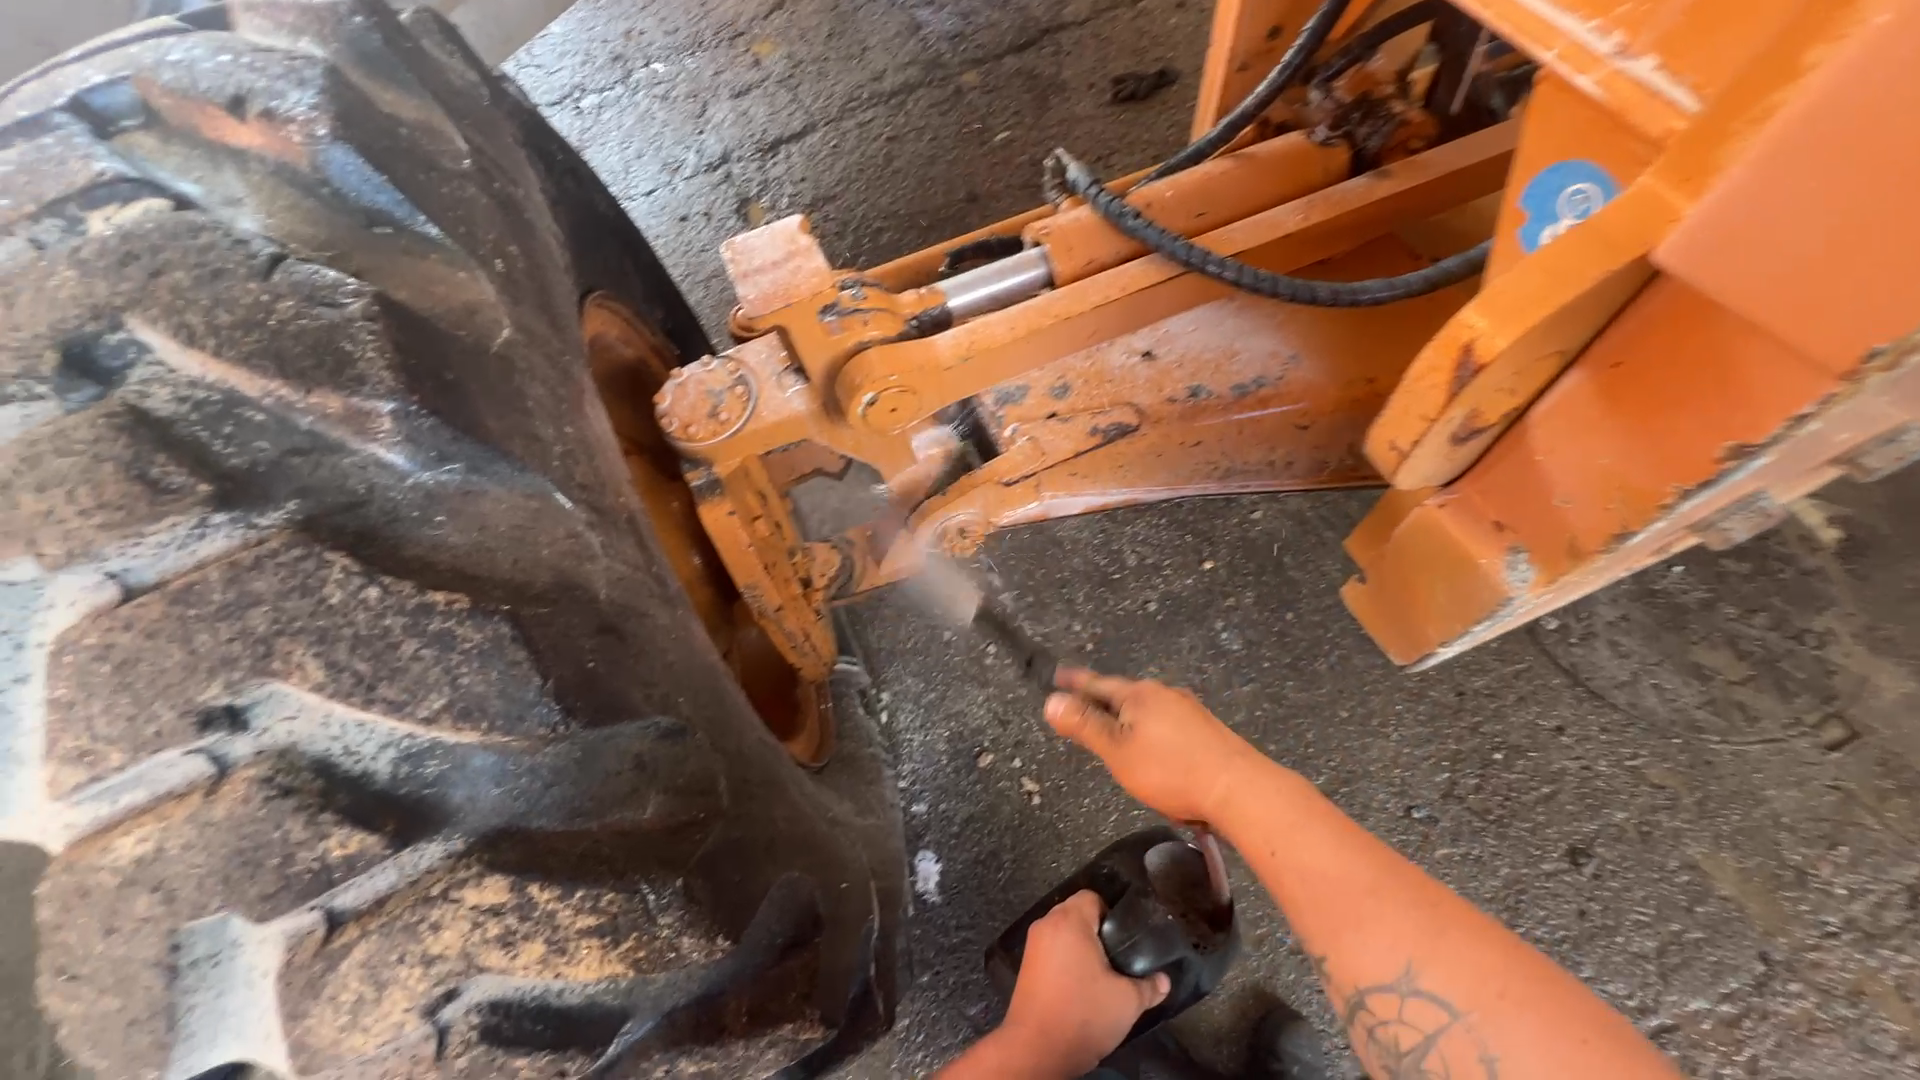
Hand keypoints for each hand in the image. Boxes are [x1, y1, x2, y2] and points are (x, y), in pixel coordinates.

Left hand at [998, 890, 1169, 1076]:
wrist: (1037, 1050)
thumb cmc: (1083, 1014)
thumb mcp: (1126, 1002)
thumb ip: (1149, 987)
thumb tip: (1164, 981)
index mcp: (1069, 921)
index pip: (1093, 897)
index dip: (1114, 914)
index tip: (1127, 938)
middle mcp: (1046, 924)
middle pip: (1077, 913)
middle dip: (1099, 931)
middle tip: (1120, 956)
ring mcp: (1032, 946)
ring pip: (1063, 934)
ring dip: (1082, 947)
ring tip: (1104, 972)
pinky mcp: (1026, 967)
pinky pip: (1052, 951)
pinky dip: (1066, 960)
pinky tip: (1082, 985)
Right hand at [1045, 666, 1262, 823]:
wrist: (1239, 789)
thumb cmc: (1171, 770)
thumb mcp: (1117, 751)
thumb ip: (1084, 726)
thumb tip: (1051, 700)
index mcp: (1139, 694)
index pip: (1098, 684)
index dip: (1075, 683)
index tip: (1057, 676)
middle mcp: (1165, 694)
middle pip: (1124, 696)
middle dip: (1104, 704)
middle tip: (1083, 712)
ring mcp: (1189, 711)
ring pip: (1148, 711)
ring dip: (1129, 721)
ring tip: (1117, 738)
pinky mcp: (1206, 731)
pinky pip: (1167, 725)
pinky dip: (1152, 734)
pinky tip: (1155, 754)